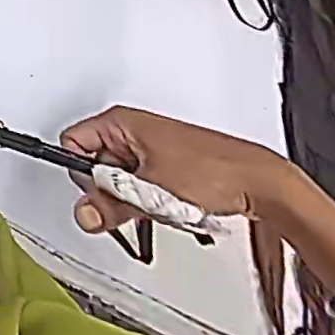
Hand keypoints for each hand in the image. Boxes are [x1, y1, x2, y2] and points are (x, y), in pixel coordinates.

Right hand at [60, 106, 295, 235]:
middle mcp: (130, 130)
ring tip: (160, 203)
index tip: (99, 193)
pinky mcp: (162, 163)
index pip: (72, 144)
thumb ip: (111, 205)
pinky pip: (139, 183)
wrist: (261, 182)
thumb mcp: (151, 192)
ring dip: (134, 198)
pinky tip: (170, 205)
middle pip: (95, 164)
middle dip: (112, 190)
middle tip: (136, 201)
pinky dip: (149, 199)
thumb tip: (85, 212)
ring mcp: (147, 146)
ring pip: (118, 177)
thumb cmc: (216, 170)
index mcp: (119, 122)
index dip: (83, 174)